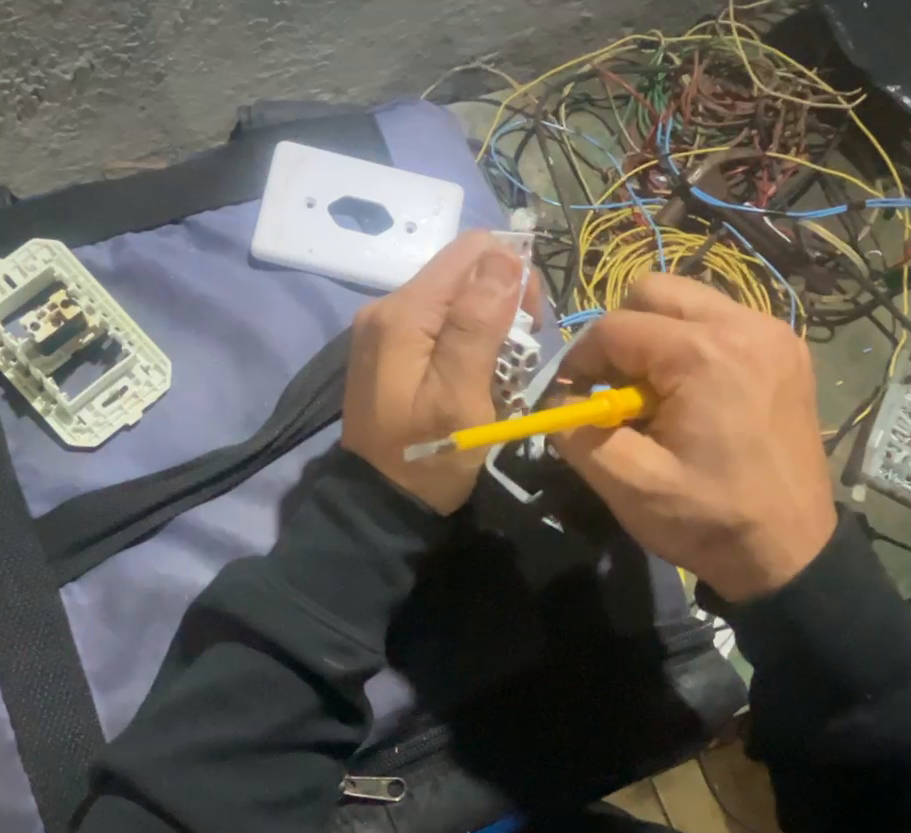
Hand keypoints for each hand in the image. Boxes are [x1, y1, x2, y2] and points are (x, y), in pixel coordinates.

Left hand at [342, 231, 535, 512]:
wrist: (379, 504)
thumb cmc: (428, 456)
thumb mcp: (459, 396)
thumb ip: (477, 324)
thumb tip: (505, 255)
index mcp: (403, 313)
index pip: (472, 251)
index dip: (514, 275)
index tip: (531, 326)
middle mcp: (386, 308)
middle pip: (462, 271)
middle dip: (502, 302)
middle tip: (517, 355)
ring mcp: (383, 330)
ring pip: (452, 298)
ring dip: (486, 325)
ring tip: (497, 371)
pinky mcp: (387, 350)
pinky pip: (436, 324)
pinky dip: (464, 341)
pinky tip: (472, 375)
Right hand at [554, 275, 834, 600]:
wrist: (791, 552)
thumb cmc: (707, 520)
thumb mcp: (629, 485)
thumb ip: (577, 435)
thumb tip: (555, 402)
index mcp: (704, 356)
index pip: (614, 327)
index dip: (578, 361)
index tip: (569, 398)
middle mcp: (745, 326)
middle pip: (654, 291)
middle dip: (618, 334)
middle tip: (611, 387)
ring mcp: (774, 334)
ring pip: (689, 302)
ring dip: (654, 337)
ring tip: (650, 394)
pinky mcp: (787, 351)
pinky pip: (721, 322)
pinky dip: (690, 346)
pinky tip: (688, 395)